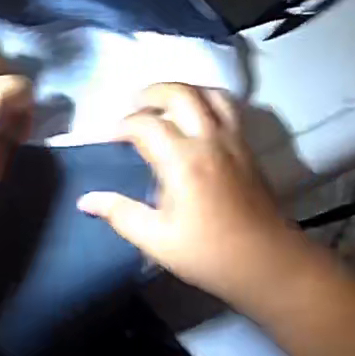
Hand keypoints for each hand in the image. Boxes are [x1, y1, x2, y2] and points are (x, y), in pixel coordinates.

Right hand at [78, 83, 320, 304]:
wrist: (267, 263)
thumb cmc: (209, 255)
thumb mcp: (157, 240)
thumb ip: (121, 214)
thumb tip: (86, 200)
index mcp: (183, 161)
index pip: (145, 124)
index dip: (121, 126)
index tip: (109, 139)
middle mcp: (210, 140)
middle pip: (180, 93)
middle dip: (151, 94)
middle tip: (133, 107)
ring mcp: (234, 140)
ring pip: (209, 94)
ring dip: (183, 92)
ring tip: (164, 107)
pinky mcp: (248, 148)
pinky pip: (227, 109)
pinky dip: (205, 103)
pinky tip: (194, 122)